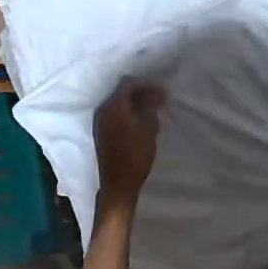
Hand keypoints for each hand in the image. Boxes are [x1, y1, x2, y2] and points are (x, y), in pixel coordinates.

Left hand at [95, 79, 165, 212]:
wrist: (119, 184)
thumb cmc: (135, 156)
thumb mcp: (148, 128)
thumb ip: (150, 105)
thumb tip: (156, 90)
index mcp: (114, 107)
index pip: (130, 84)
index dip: (149, 85)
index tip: (165, 91)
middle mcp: (104, 110)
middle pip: (125, 92)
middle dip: (144, 93)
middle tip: (162, 101)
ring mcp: (102, 121)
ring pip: (122, 103)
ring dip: (139, 104)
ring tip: (156, 112)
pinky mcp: (104, 132)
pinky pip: (119, 114)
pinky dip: (133, 113)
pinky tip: (145, 122)